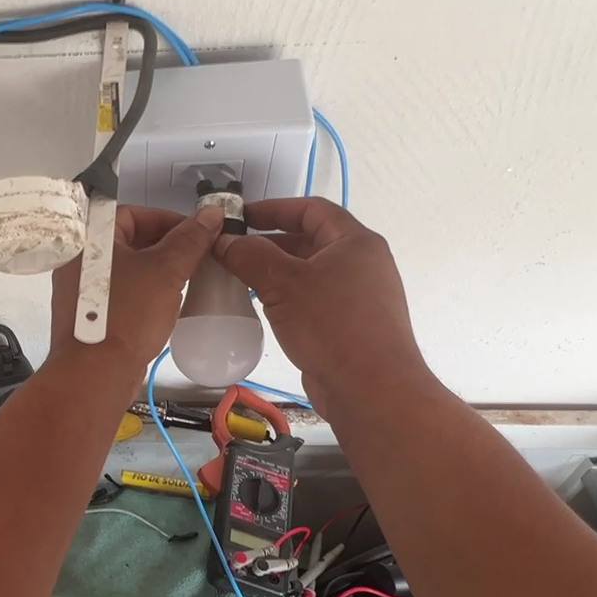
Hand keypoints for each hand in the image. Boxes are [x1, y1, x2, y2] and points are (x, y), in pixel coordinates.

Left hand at [49, 205, 221, 379]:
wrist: (96, 372)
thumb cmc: (124, 317)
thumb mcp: (166, 270)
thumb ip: (190, 239)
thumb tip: (210, 214)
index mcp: (89, 239)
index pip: (132, 214)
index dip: (167, 220)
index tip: (194, 233)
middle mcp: (78, 262)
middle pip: (128, 241)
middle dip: (165, 248)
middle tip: (193, 257)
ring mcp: (79, 290)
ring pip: (125, 270)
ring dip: (155, 272)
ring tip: (183, 281)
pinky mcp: (88, 316)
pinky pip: (119, 294)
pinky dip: (141, 294)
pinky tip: (163, 305)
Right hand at [214, 198, 429, 401]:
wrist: (370, 388)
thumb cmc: (333, 326)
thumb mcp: (284, 283)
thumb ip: (250, 256)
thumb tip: (225, 241)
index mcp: (355, 242)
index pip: (311, 209)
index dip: (273, 209)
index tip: (240, 216)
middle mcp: (361, 264)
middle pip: (309, 241)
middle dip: (268, 244)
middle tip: (232, 251)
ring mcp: (357, 296)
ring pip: (308, 273)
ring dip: (274, 273)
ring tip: (239, 279)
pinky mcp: (348, 325)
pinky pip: (311, 300)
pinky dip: (285, 298)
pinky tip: (262, 309)